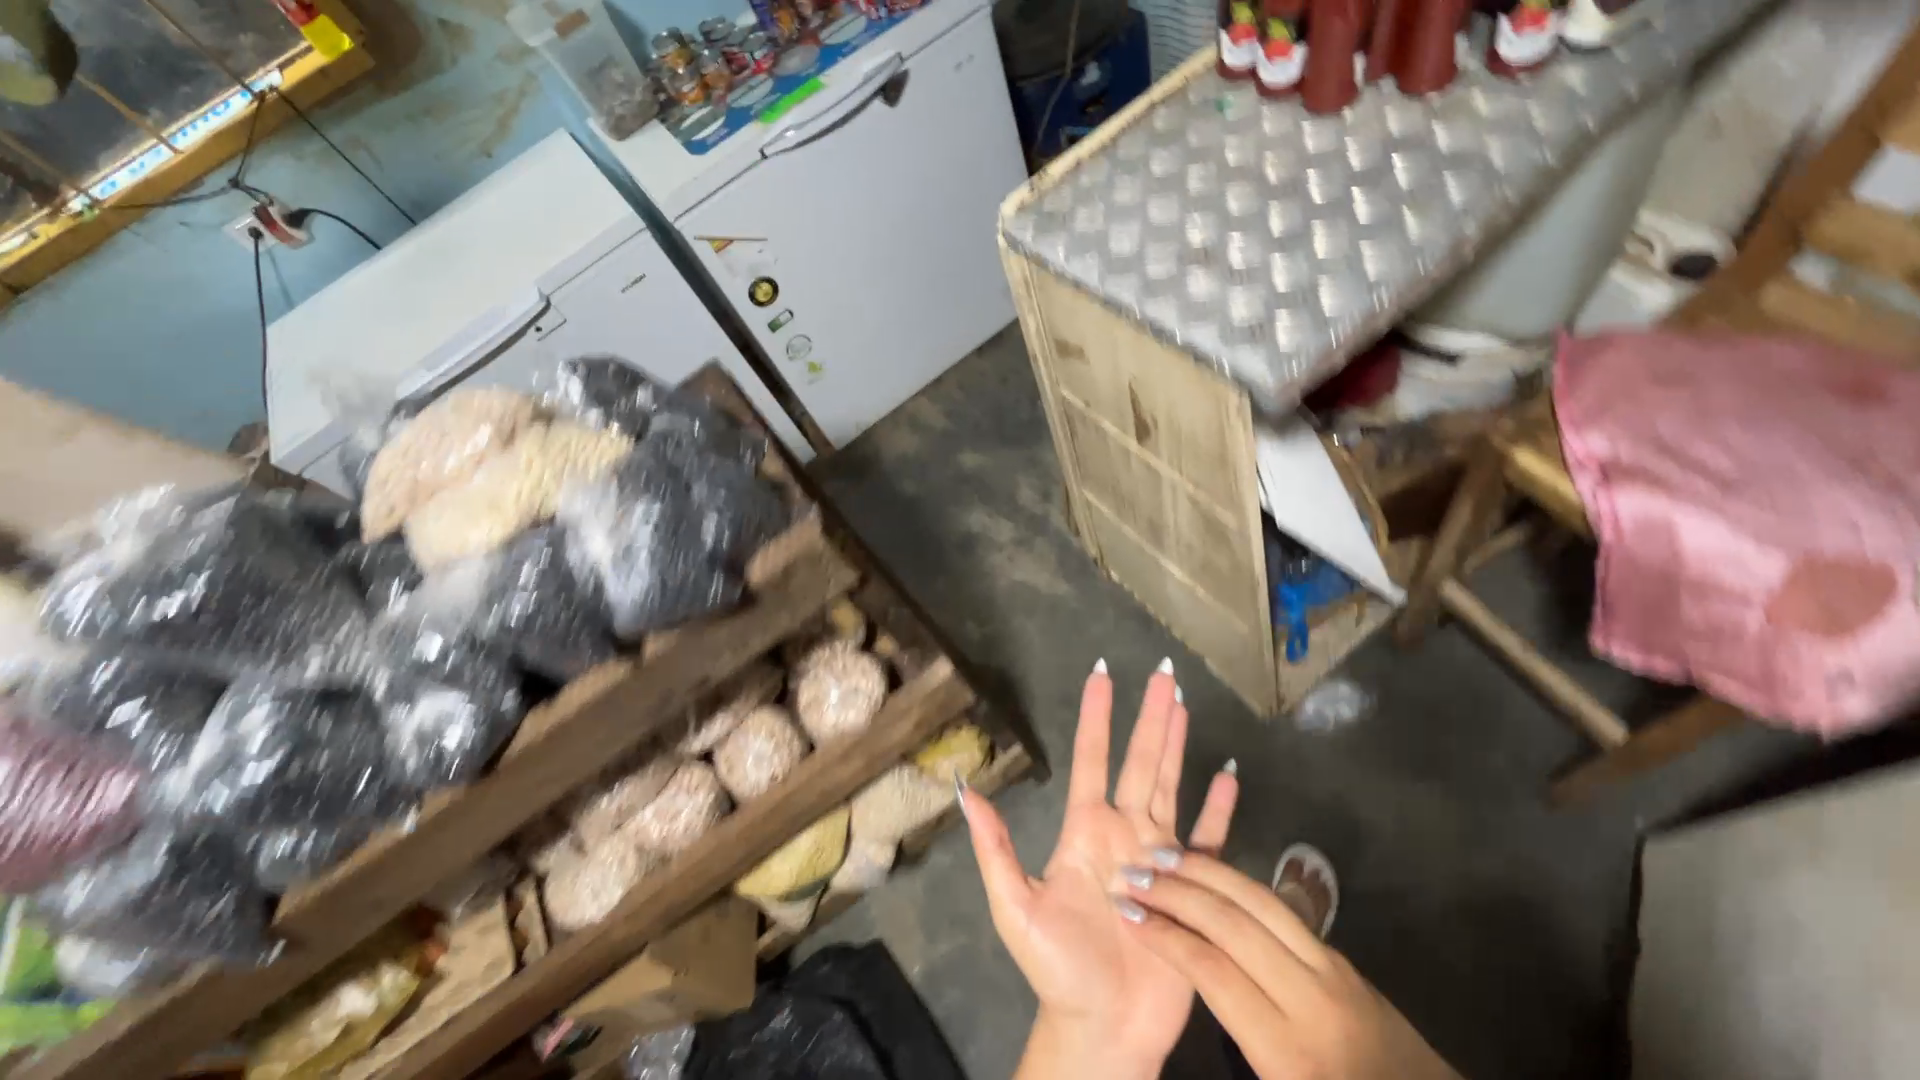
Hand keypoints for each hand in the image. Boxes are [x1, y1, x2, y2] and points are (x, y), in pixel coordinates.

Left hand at [960, 660, 1238, 1078]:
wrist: (1101, 1027)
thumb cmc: (1056, 968)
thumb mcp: (1015, 906)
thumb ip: (996, 847)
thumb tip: (967, 790)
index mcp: (1084, 831)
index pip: (1092, 760)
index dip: (1096, 718)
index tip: (1102, 676)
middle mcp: (1123, 833)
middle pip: (1140, 762)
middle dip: (1150, 717)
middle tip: (1165, 674)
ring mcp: (1159, 857)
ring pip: (1171, 786)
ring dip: (1179, 746)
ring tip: (1186, 705)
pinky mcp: (1190, 887)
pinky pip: (1208, 839)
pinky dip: (1218, 808)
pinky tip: (1227, 777)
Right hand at [1117, 851, 1462, 1079]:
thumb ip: (1233, 1044)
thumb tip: (1190, 982)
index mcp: (1288, 1050)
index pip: (1213, 971)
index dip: (1165, 937)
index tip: (1127, 914)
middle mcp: (1309, 997)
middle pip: (1233, 925)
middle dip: (1177, 893)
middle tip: (1133, 872)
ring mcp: (1330, 969)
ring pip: (1260, 903)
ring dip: (1207, 873)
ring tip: (1165, 857)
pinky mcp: (1340, 956)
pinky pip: (1282, 909)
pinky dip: (1238, 884)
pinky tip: (1212, 874)